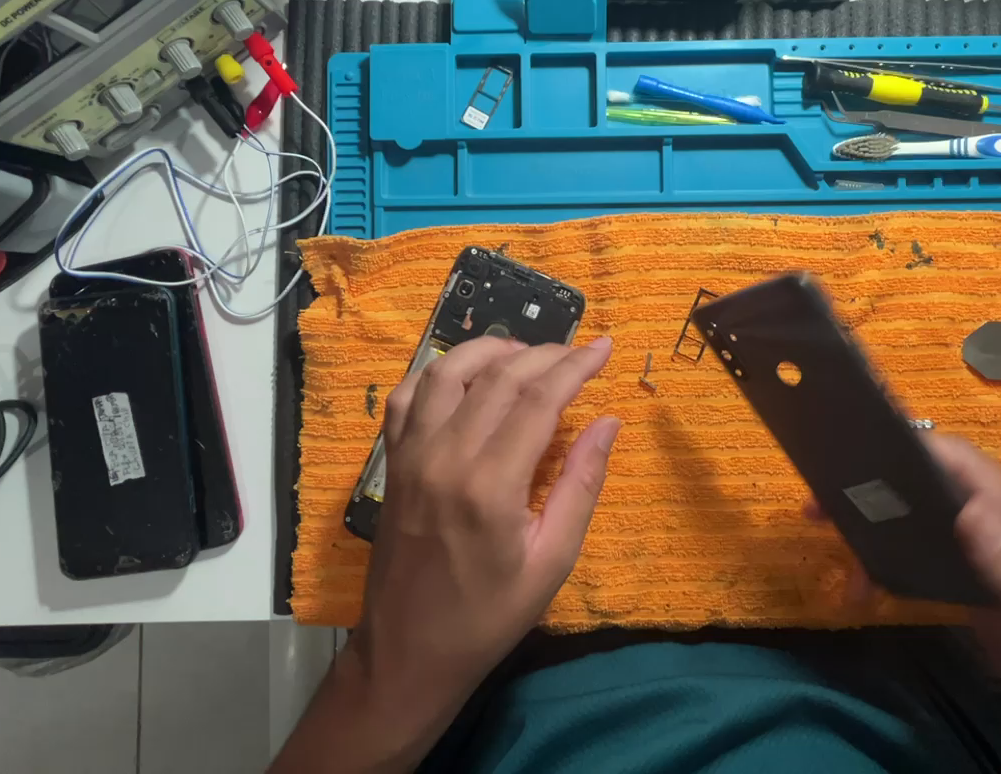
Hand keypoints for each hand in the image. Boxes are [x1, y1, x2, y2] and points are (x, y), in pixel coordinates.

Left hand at [342, 336, 620, 739]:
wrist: (408, 653)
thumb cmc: (489, 616)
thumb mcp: (553, 561)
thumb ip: (581, 484)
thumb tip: (608, 422)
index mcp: (491, 485)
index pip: (539, 399)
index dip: (576, 366)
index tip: (603, 347)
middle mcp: (446, 456)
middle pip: (499, 376)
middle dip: (544, 354)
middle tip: (576, 352)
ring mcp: (411, 454)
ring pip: (448, 371)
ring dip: (491, 351)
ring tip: (526, 355)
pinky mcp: (392, 460)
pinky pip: (408, 395)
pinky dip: (438, 372)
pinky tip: (466, 376)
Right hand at [813, 434, 1000, 772]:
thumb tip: (966, 510)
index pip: (958, 459)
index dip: (911, 445)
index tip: (857, 450)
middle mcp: (995, 519)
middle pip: (926, 482)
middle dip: (874, 485)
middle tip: (821, 501)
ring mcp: (979, 548)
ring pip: (914, 516)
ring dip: (872, 525)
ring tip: (826, 534)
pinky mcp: (966, 577)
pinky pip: (915, 553)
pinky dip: (884, 562)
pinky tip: (863, 584)